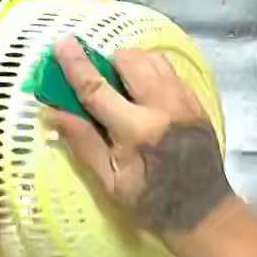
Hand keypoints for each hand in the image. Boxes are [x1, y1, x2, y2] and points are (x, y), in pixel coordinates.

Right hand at [44, 38, 233, 241]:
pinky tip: (144, 93)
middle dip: (108, 61)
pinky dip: (152, 72)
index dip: (76, 64)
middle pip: (130, 60)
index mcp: (138, 130)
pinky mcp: (196, 101)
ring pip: (153, 59)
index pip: (97, 88)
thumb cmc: (150, 204)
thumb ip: (83, 142)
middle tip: (100, 79)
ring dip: (132, 63)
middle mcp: (163, 106)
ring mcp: (184, 101)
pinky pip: (170, 71)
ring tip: (122, 83)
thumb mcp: (109, 182)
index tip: (62, 44)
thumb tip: (53, 112)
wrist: (203, 212)